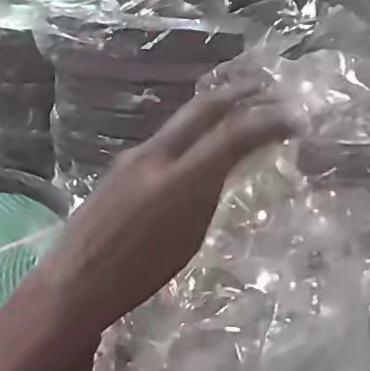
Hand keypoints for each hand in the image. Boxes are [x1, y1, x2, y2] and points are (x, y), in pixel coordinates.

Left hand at [44, 84, 294, 332]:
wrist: (74, 281)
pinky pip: (166, 138)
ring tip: (242, 111)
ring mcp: (134, 155)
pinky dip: (194, 132)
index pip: (234, 135)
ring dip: (217, 110)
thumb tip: (221, 170)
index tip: (296, 120)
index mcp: (179, 181)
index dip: (270, 122)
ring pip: (183, 120)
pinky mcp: (121, 164)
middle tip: (270, 89)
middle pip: (204, 108)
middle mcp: (155, 155)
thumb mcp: (189, 239)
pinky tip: (203, 144)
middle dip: (241, 94)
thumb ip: (207, 196)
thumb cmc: (137, 277)